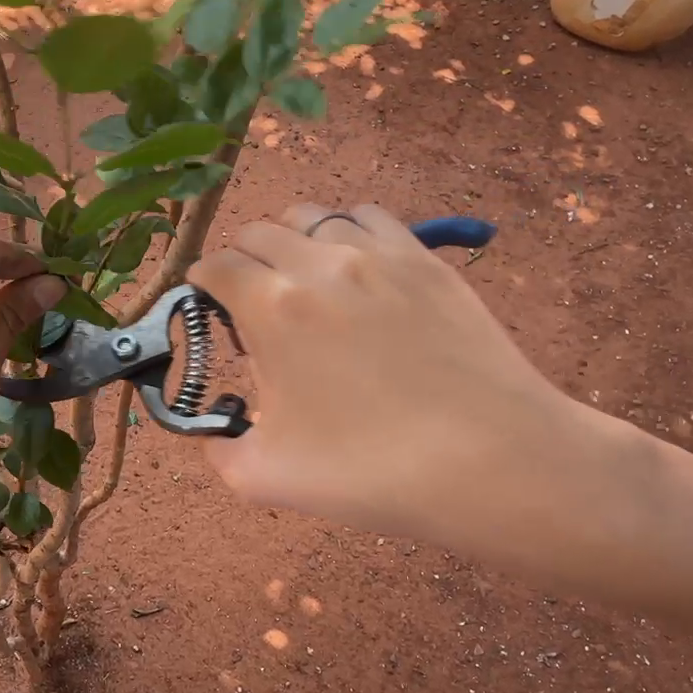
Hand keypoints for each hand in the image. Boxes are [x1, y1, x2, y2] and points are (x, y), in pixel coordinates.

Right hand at [188, 204, 584, 542]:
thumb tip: (208, 428)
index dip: (200, 287)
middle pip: (257, 231)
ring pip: (312, 217)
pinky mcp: (426, 261)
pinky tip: (354, 276)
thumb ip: (213, 445)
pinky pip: (370, 218)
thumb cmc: (367, 471)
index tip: (209, 316)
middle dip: (241, 263)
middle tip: (252, 310)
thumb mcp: (260, 476)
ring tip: (302, 287)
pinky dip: (346, 235)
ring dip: (292, 244)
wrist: (492, 463)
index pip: (215, 265)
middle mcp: (319, 264)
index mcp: (271, 308)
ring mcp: (379, 255)